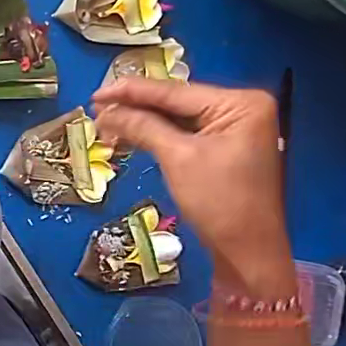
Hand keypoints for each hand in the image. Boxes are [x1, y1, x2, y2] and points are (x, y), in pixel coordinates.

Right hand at [92, 79, 291, 281]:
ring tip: (106, 122)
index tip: (97, 93)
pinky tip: (131, 134)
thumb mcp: (178, 159)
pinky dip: (160, 137)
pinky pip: (188, 135)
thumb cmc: (220, 203)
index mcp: (241, 103)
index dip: (133, 92)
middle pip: (178, 103)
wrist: (248, 254)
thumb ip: (143, 127)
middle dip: (137, 107)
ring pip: (180, 119)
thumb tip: (106, 111)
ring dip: (144, 123)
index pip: (176, 92)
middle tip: (97, 107)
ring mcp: (236, 129)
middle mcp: (243, 108)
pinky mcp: (227, 148)